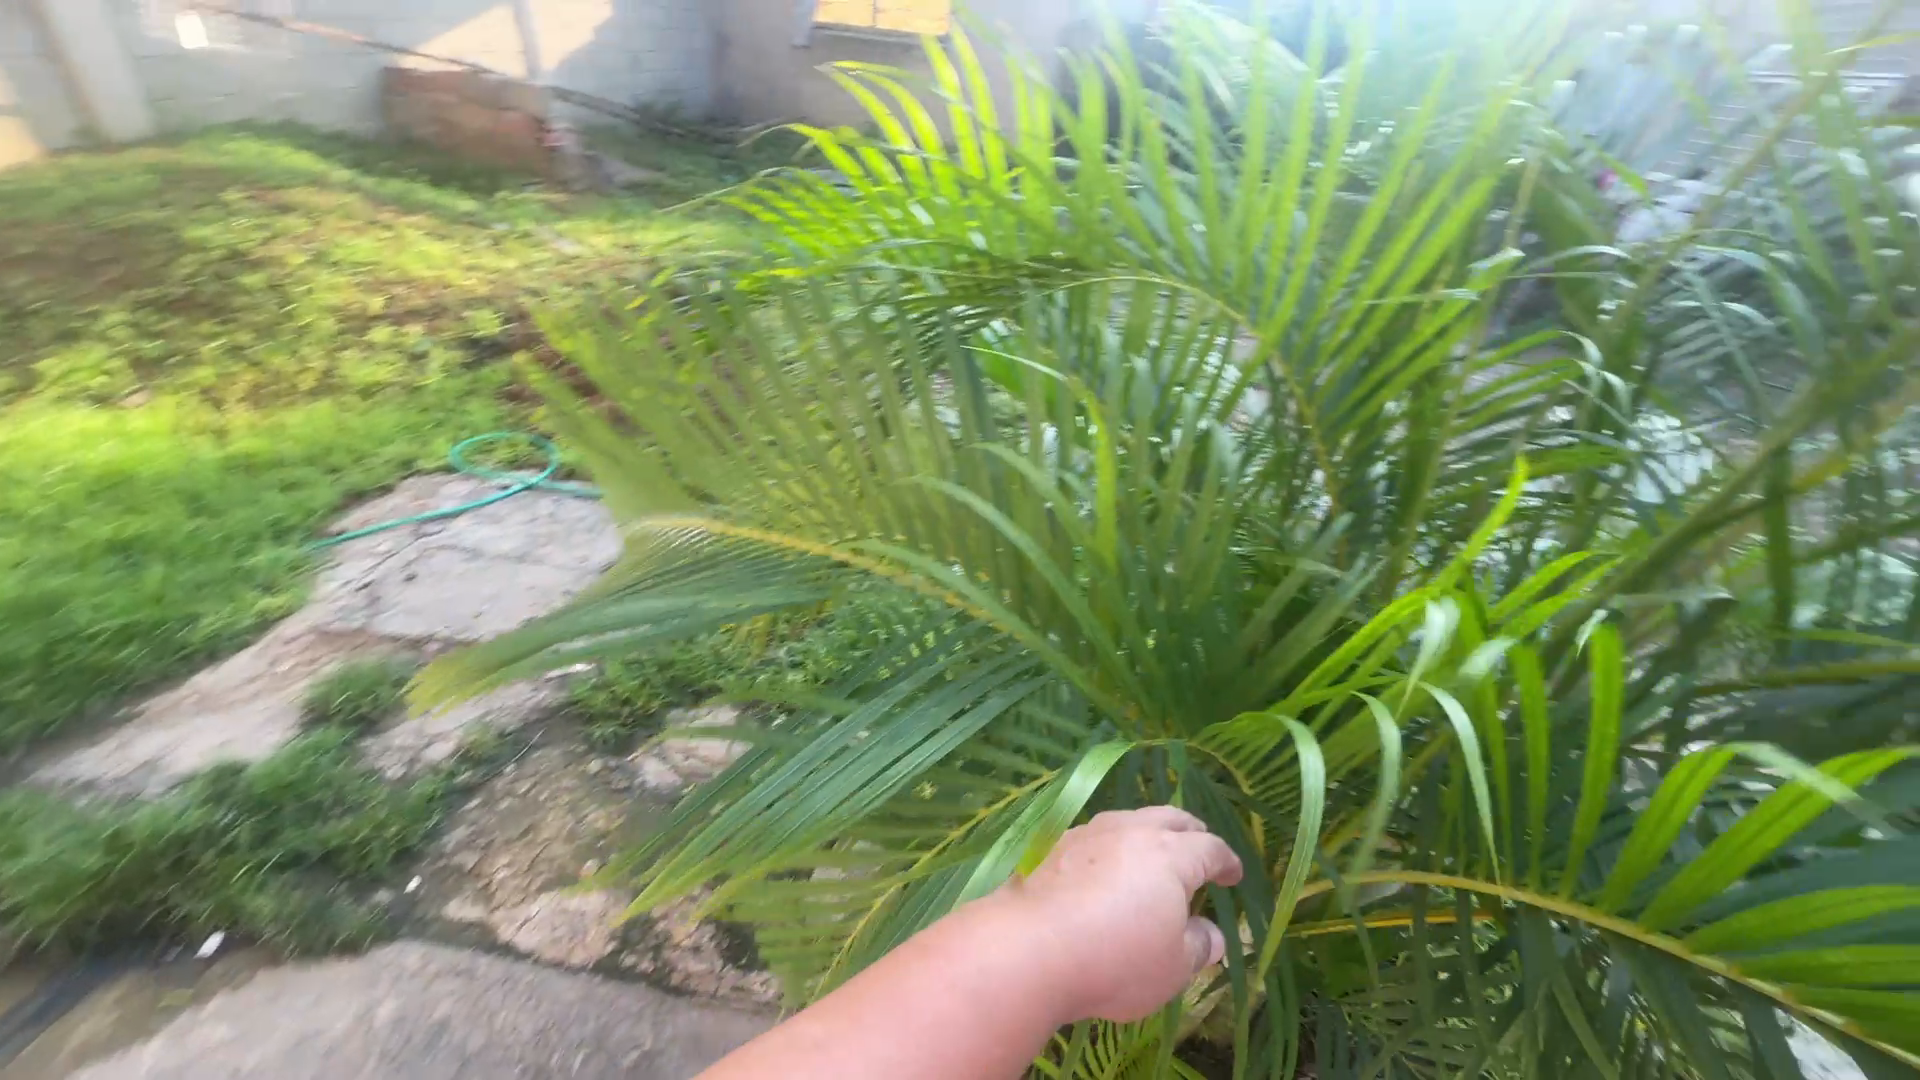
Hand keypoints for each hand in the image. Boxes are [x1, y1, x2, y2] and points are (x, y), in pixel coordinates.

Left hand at [976, 806, 1243, 1023]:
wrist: (1031, 945)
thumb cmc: (1116, 958)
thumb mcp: (1173, 967)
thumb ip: (1197, 945)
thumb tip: (1210, 933)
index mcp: (1169, 854)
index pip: (1209, 847)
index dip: (1226, 861)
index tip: (1233, 874)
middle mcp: (1129, 831)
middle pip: (1169, 818)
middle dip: (1190, 831)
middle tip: (1200, 847)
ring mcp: (1088, 832)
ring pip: (1128, 820)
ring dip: (1146, 833)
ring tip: (1150, 853)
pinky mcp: (1054, 846)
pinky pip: (1094, 836)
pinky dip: (1110, 846)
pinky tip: (1103, 866)